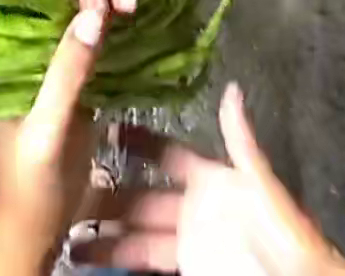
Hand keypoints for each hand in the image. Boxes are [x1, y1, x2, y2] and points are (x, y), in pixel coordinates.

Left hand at [0, 0, 136, 275]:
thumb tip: (95, 12)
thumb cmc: (32, 177)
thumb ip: (68, 71)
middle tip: (119, 1)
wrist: (42, 220)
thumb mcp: (48, 125)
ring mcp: (54, 48)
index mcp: (4, 48)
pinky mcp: (78, 60)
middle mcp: (27, 38)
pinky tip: (131, 14)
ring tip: (130, 7)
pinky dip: (115, 10)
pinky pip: (97, 18)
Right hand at [73, 83, 344, 275]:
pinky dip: (118, 261)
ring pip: (137, 232)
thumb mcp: (258, 180)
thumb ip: (241, 139)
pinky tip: (88, 259)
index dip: (138, 142)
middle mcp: (194, 204)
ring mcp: (187, 238)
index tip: (104, 126)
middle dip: (110, 193)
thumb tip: (233, 87)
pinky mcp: (184, 267)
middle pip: (143, 195)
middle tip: (70, 187)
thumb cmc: (277, 226)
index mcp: (210, 176)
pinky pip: (145, 261)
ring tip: (67, 232)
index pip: (166, 153)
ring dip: (105, 233)